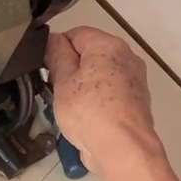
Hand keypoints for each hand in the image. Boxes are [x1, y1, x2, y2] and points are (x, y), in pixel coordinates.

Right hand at [46, 26, 164, 173]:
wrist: (122, 147)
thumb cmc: (89, 111)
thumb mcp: (63, 81)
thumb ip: (57, 56)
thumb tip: (53, 40)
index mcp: (109, 46)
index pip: (76, 33)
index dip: (56, 47)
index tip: (44, 68)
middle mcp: (127, 57)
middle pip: (91, 54)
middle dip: (70, 67)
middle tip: (53, 88)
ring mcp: (134, 81)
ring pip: (100, 74)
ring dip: (83, 85)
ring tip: (68, 105)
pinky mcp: (136, 102)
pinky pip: (110, 93)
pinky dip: (96, 100)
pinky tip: (85, 117)